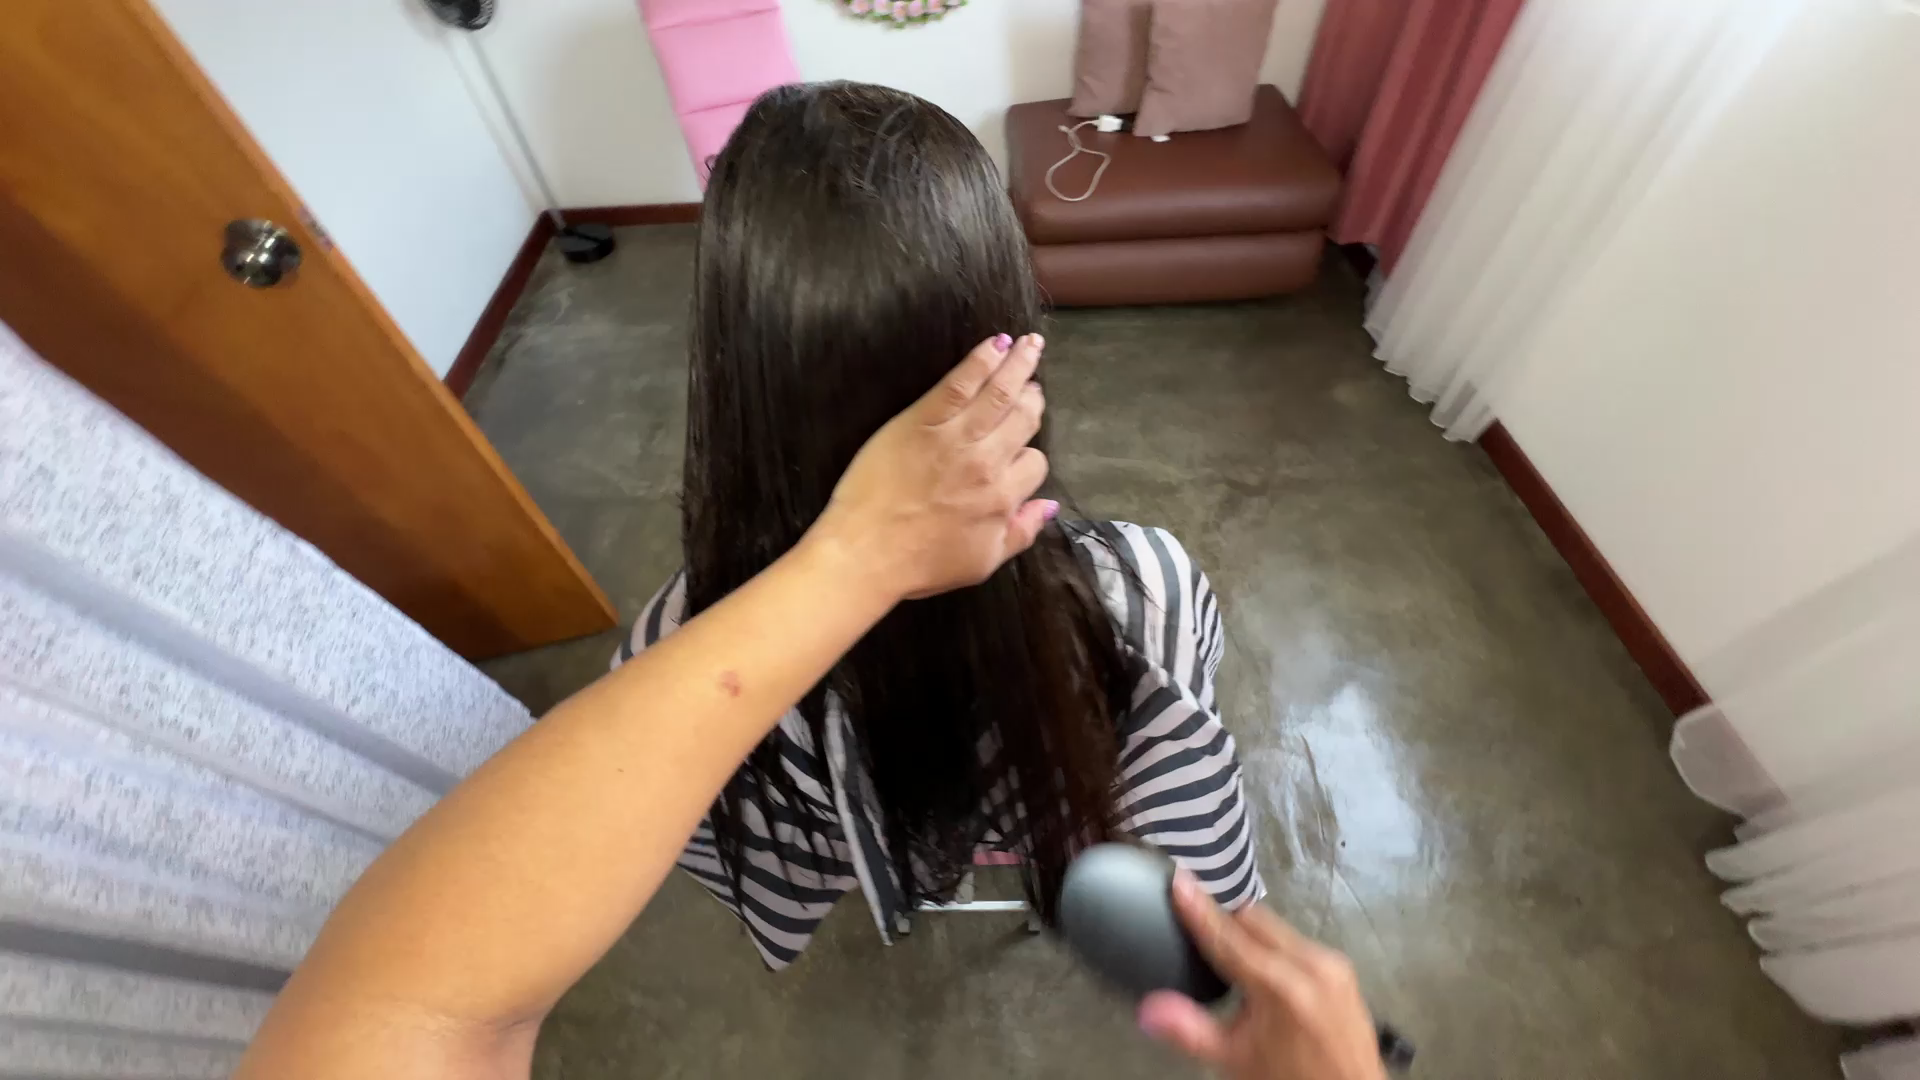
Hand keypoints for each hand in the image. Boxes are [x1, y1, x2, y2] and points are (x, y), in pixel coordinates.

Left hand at [804, 332, 1055, 602]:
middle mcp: (988, 463)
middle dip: (1032, 401)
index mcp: (1003, 499)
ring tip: (1031, 345)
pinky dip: (983, 360)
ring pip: (1001, 393)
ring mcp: (956, 438)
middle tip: (1032, 389)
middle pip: (1024, 419)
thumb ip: (1021, 534)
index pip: (1035, 463)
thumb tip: (1048, 506)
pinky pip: (961, 382)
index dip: (1029, 457)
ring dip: (1021, 365)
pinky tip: (997, 343)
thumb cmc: (919, 565)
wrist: (866, 554)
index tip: (1020, 451)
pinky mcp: (924, 419)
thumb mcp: (982, 563)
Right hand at [1139, 873, 1386, 1079]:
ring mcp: (1331, 963)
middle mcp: (1310, 965)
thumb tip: (1147, 1009)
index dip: (1199, 907)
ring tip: (1224, 944)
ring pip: (1271, 923)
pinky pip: (1292, 936)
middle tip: (1194, 920)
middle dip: (1222, 917)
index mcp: (1281, 989)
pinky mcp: (1341, 965)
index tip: (1178, 878)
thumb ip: (1189, 1030)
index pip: (1227, 936)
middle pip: (1250, 919)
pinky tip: (1259, 958)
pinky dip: (1269, 940)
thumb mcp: (1235, 1060)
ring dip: (1245, 928)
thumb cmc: (1288, 1079)